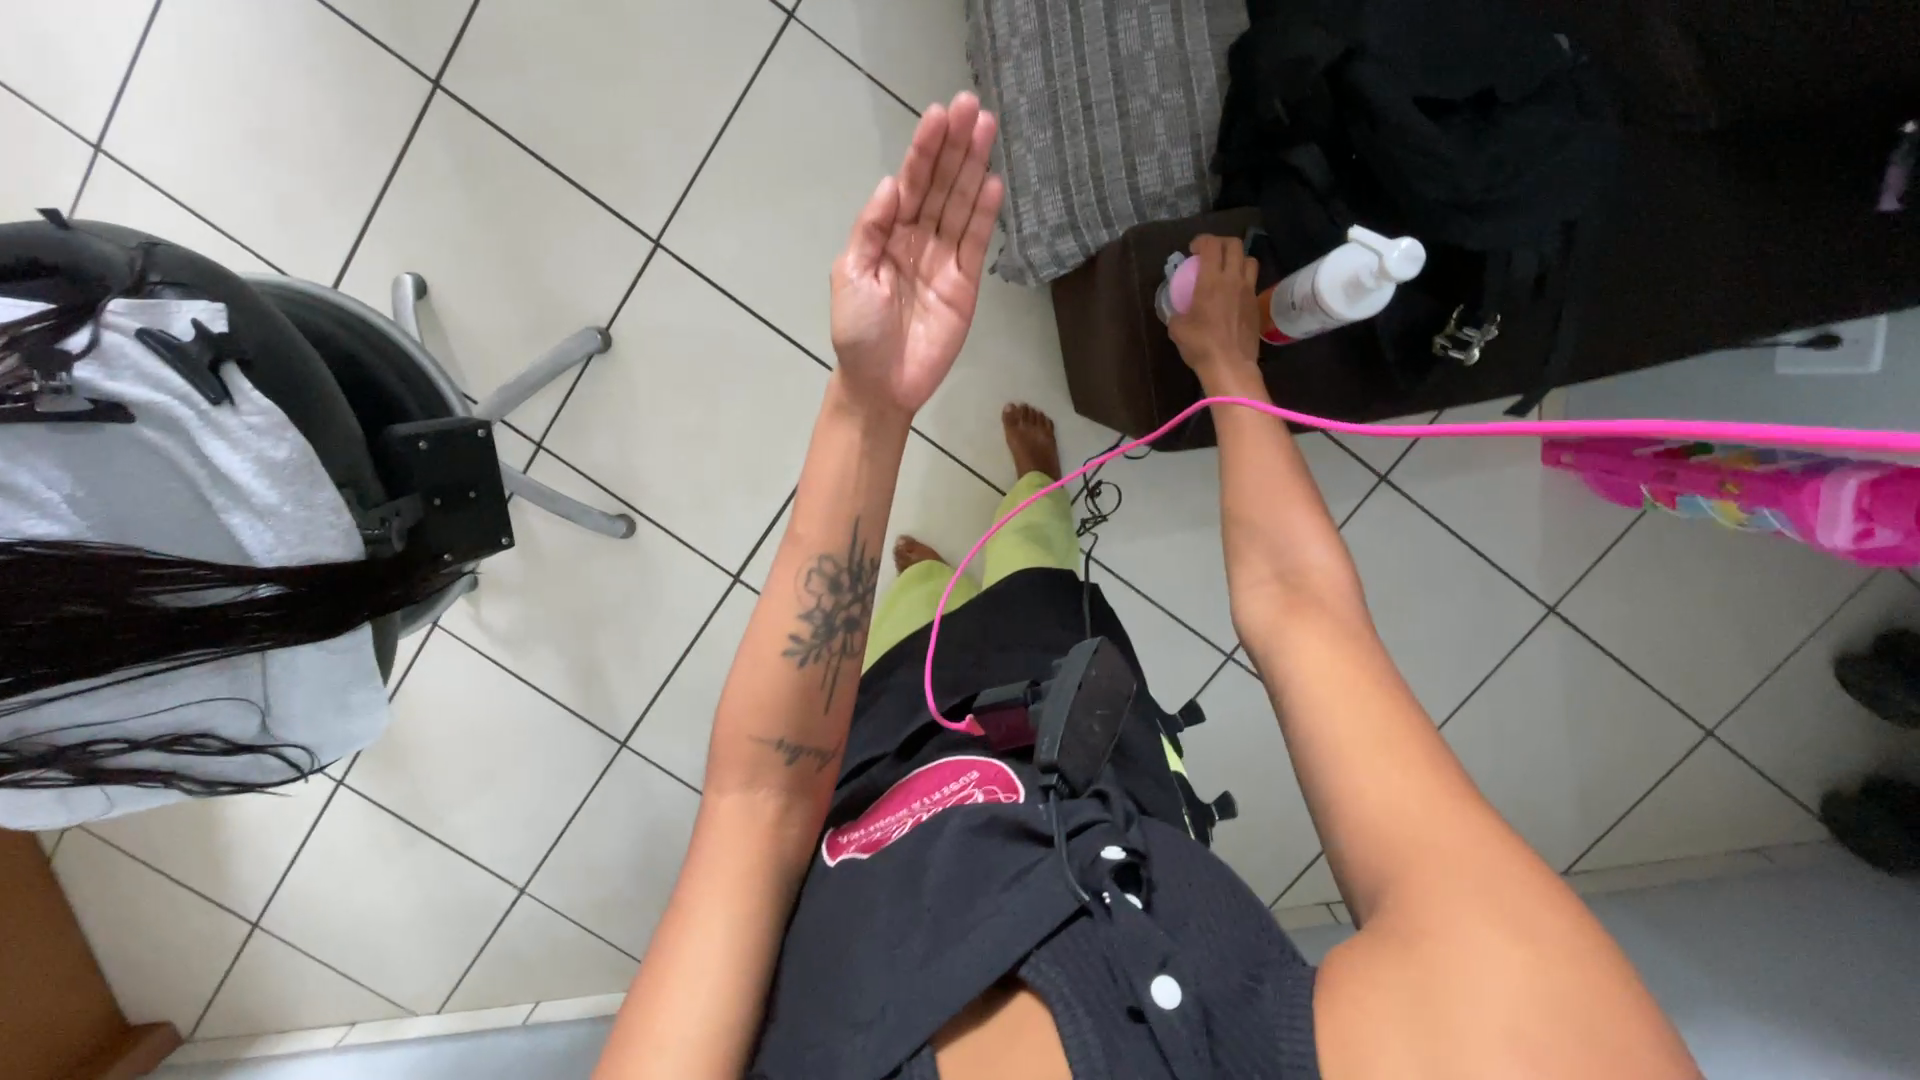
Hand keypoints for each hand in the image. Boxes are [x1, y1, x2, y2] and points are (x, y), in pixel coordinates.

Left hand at [830, 91, 1003, 418]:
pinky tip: (993, 183)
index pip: (909, 184)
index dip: (924, 150)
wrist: (880, 384)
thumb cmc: (857, 332)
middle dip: (953, 147)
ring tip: (987, 128)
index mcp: (886, 234)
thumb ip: (871, 229)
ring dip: (973, 169)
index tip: (938, 113)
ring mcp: (944, 261)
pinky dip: (985, 215)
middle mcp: (917, 239)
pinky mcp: (966, 285)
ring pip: (960, 207)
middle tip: (970, 106)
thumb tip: (891, 183)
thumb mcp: (850, 274)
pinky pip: (977, 244)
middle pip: (939, 186)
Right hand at [1168, 234, 1260, 382]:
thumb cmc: (1200, 345)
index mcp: (1211, 281)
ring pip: (1250, 260)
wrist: (1229, 365)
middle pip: (1235, 245)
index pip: (1212, 245)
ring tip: (1226, 270)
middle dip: (1221, 243)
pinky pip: (1252, 282)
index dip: (1202, 240)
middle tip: (1210, 253)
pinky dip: (1243, 280)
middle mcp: (1233, 280)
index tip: (1193, 249)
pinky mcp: (1256, 305)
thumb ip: (1177, 313)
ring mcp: (1248, 291)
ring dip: (1237, 259)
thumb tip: (1178, 311)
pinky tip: (1233, 294)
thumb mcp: (1177, 328)